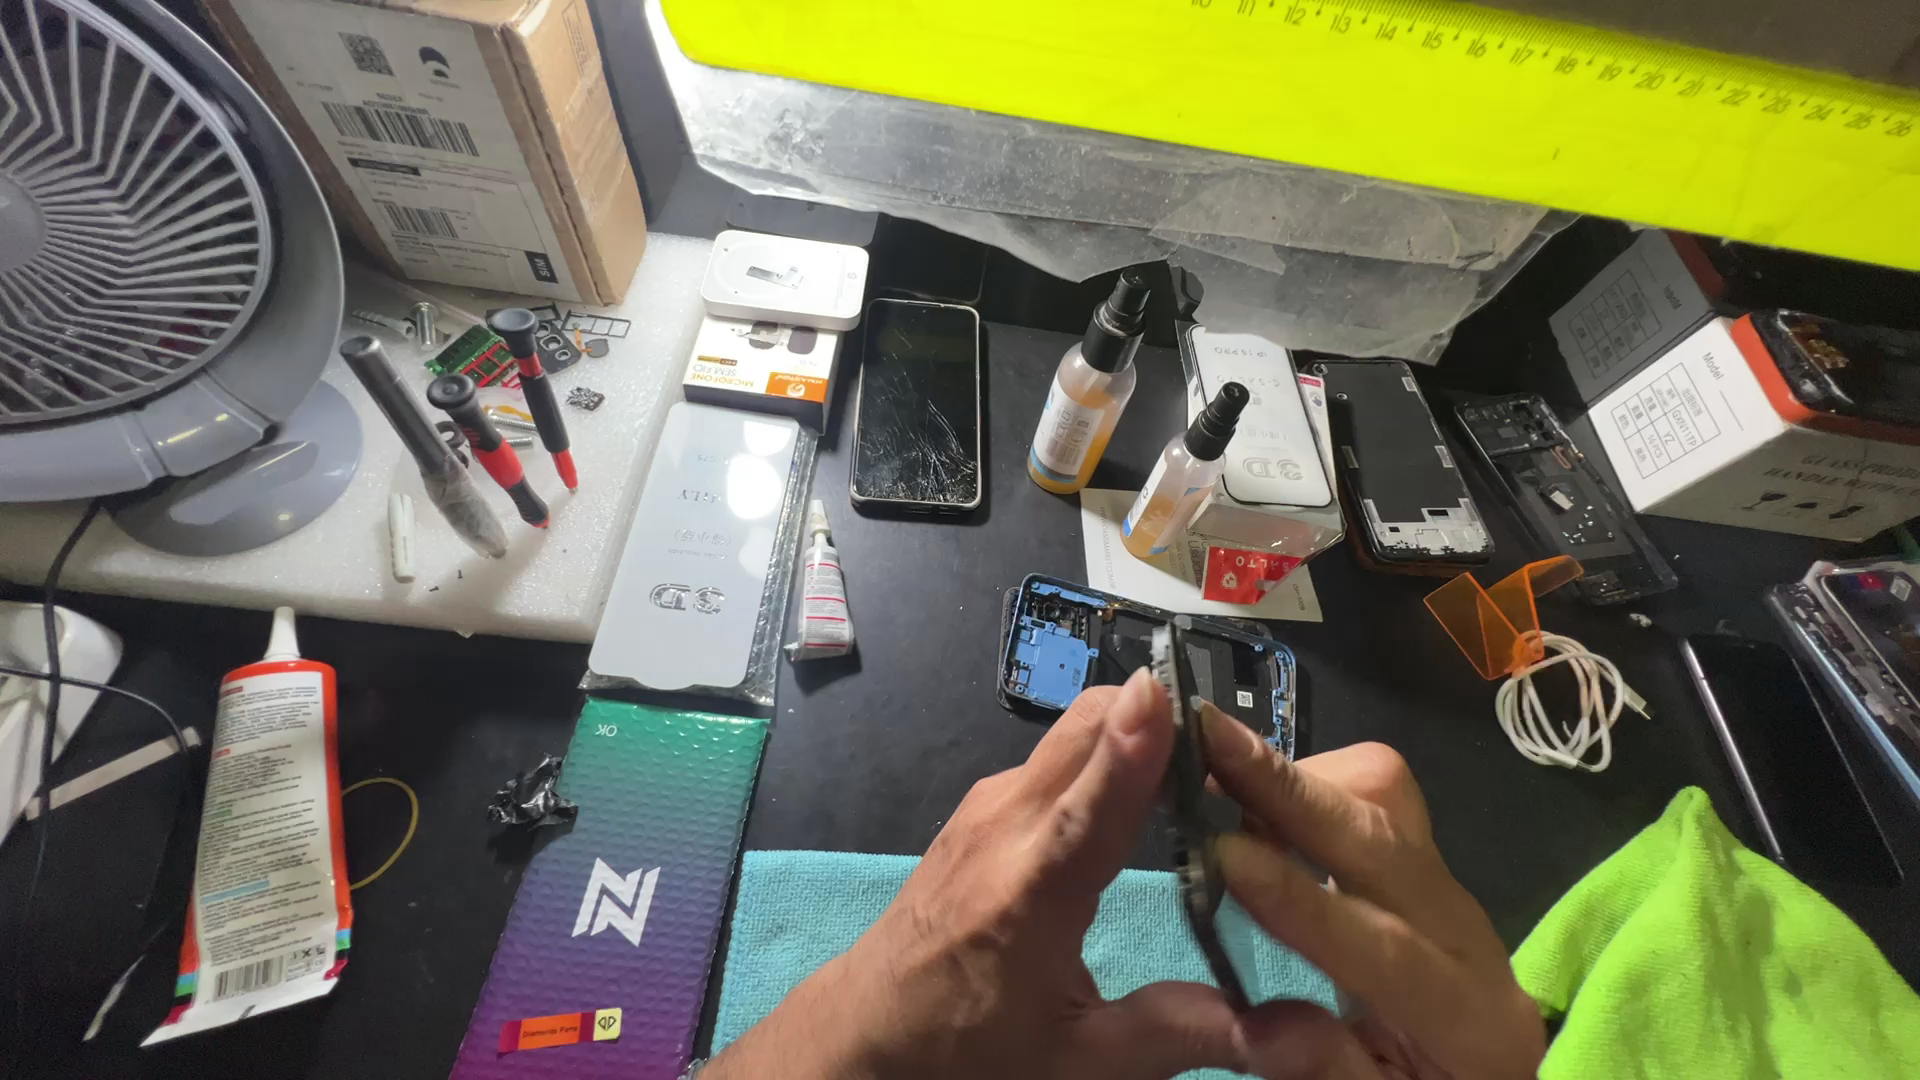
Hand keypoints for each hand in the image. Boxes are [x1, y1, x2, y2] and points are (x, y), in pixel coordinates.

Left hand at [706, 669, 1263, 1078]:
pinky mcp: (983, 799)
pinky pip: (1053, 754)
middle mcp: (1005, 822)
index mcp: (1030, 889)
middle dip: (1154, 717)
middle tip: (1229, 751)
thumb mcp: (1078, 1055)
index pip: (1085, 806)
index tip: (1165, 692)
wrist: (873, 1016)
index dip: (1127, 747)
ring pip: (1068, 733)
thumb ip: (1180, 1031)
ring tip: (1195, 768)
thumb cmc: (971, 1040)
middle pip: (1080, 731)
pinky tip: (1131, 790)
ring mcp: (989, 801)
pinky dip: (1102, 751)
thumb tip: (1298, 1032)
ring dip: (1129, 728)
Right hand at [1200, 703, 1546, 1078]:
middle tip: (1201, 734)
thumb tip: (1263, 1024)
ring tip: (1211, 770)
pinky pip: (1366, 779)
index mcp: (1465, 1015)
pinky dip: (1296, 772)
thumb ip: (1331, 1074)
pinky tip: (1243, 788)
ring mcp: (1436, 873)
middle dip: (1281, 784)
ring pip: (1378, 787)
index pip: (1387, 950)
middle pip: (1379, 836)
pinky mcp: (1411, 840)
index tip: (1223, 855)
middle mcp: (1458, 925)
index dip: (1301, 899)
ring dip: (1287, 772)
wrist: (1499, 1059)